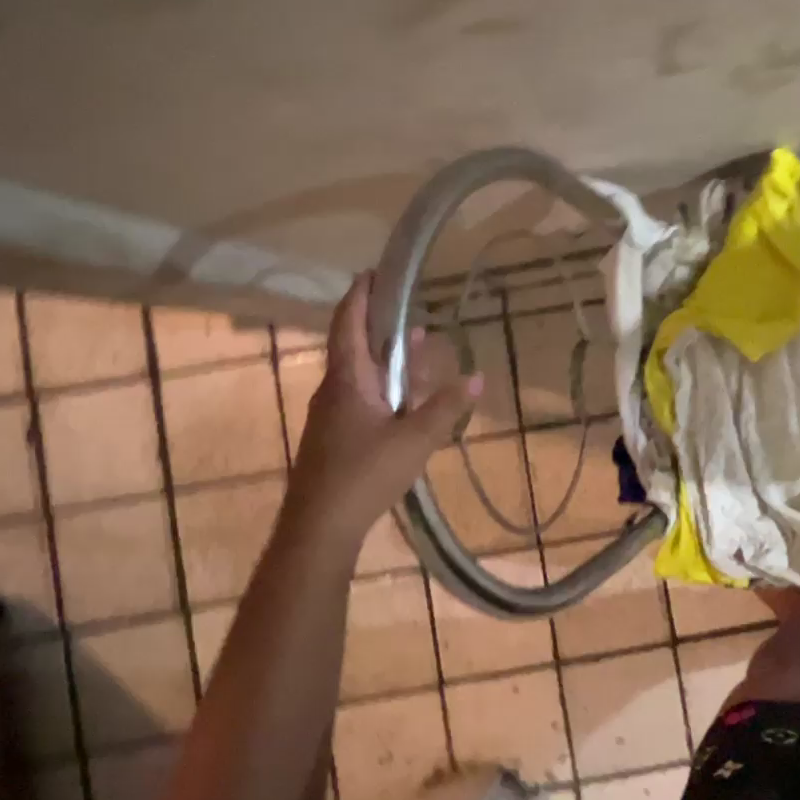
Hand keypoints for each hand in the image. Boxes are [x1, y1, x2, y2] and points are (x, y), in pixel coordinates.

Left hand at [282, 272, 479, 541]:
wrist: (320, 525)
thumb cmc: (364, 473)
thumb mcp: (416, 439)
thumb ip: (447, 407)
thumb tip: (479, 377)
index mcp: (347, 381)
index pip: (348, 325)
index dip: (359, 297)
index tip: (373, 273)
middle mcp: (334, 391)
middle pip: (357, 348)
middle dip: (383, 328)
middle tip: (412, 311)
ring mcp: (332, 416)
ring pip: (362, 376)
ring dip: (390, 361)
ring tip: (421, 349)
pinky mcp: (337, 437)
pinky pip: (363, 399)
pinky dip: (387, 389)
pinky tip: (409, 403)